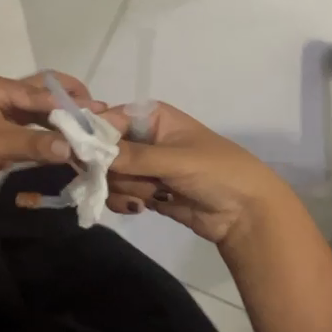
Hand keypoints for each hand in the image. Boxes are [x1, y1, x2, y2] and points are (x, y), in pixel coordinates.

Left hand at [0, 72, 97, 208]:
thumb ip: (35, 142)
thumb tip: (73, 148)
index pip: (42, 90)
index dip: (70, 101)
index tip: (97, 111)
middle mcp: (3, 100)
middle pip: (43, 100)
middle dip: (69, 107)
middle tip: (99, 117)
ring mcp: (3, 125)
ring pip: (40, 122)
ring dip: (62, 128)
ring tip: (91, 136)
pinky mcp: (2, 147)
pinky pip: (33, 142)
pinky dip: (50, 145)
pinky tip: (71, 153)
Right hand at [100, 102, 287, 245]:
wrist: (247, 215)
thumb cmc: (217, 172)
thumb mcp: (175, 160)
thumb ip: (132, 156)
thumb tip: (89, 150)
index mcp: (151, 116)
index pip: (107, 119)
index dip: (93, 137)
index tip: (83, 157)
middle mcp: (143, 137)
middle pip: (103, 150)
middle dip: (112, 170)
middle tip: (127, 182)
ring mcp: (143, 166)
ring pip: (108, 174)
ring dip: (122, 188)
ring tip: (148, 197)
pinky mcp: (144, 190)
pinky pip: (117, 193)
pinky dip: (123, 201)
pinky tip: (141, 208)